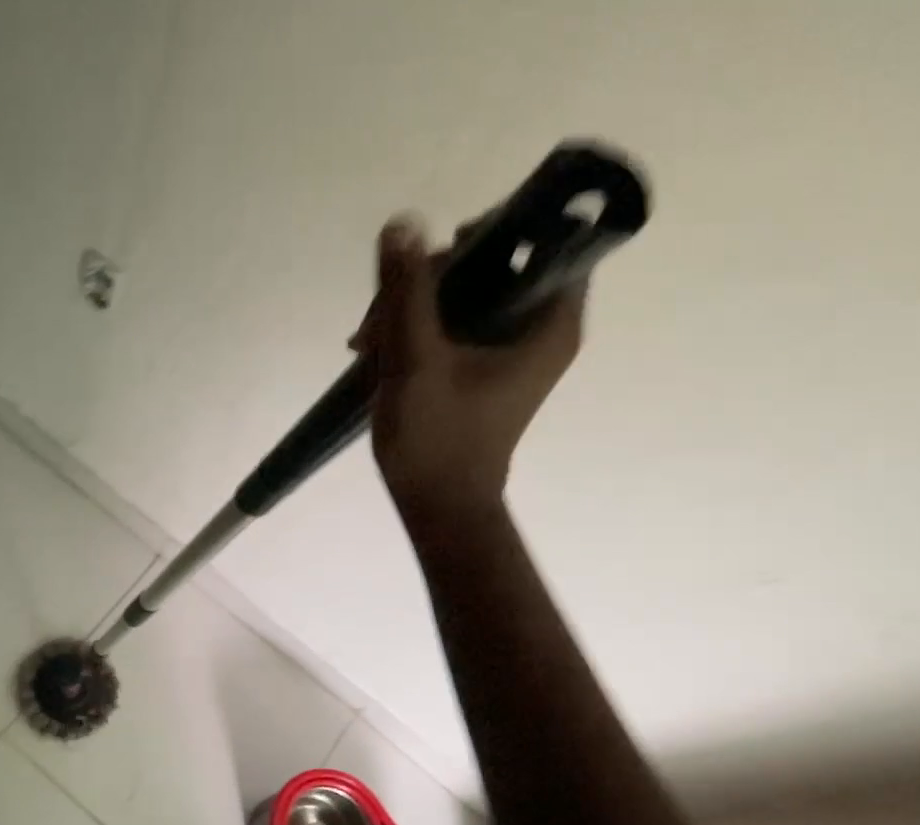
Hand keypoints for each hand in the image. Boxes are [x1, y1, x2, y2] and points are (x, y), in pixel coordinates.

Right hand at [353, 217, 585, 518]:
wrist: (438, 507)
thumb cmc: (438, 438)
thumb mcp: (416, 359)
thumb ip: (408, 291)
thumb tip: (402, 223)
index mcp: (550, 324)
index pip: (551, 243)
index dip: (504, 230)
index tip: (447, 247)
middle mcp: (540, 331)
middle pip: (498, 266)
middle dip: (434, 278)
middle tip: (386, 309)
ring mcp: (510, 351)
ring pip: (467, 295)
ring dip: (415, 305)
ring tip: (368, 339)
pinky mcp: (482, 368)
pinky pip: (454, 325)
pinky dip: (417, 328)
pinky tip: (374, 349)